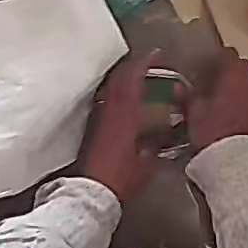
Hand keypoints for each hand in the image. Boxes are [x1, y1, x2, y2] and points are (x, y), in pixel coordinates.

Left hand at [79, 53, 162, 200]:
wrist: (90, 193)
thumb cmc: (121, 177)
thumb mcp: (146, 162)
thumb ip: (152, 146)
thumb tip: (156, 140)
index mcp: (125, 114)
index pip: (132, 79)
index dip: (143, 63)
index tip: (155, 55)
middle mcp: (108, 110)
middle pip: (118, 78)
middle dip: (133, 66)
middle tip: (148, 63)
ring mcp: (98, 118)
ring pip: (110, 89)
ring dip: (123, 79)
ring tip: (138, 78)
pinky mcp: (92, 129)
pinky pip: (106, 101)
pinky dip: (116, 94)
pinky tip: (125, 101)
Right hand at [186, 53, 247, 149]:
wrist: (234, 159)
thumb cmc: (212, 129)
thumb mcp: (194, 111)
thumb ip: (186, 96)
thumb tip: (178, 86)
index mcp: (235, 76)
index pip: (229, 55)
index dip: (217, 56)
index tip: (205, 62)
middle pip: (241, 67)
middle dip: (228, 69)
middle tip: (211, 76)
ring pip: (247, 83)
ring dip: (235, 84)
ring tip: (218, 93)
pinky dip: (240, 98)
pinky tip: (227, 108)